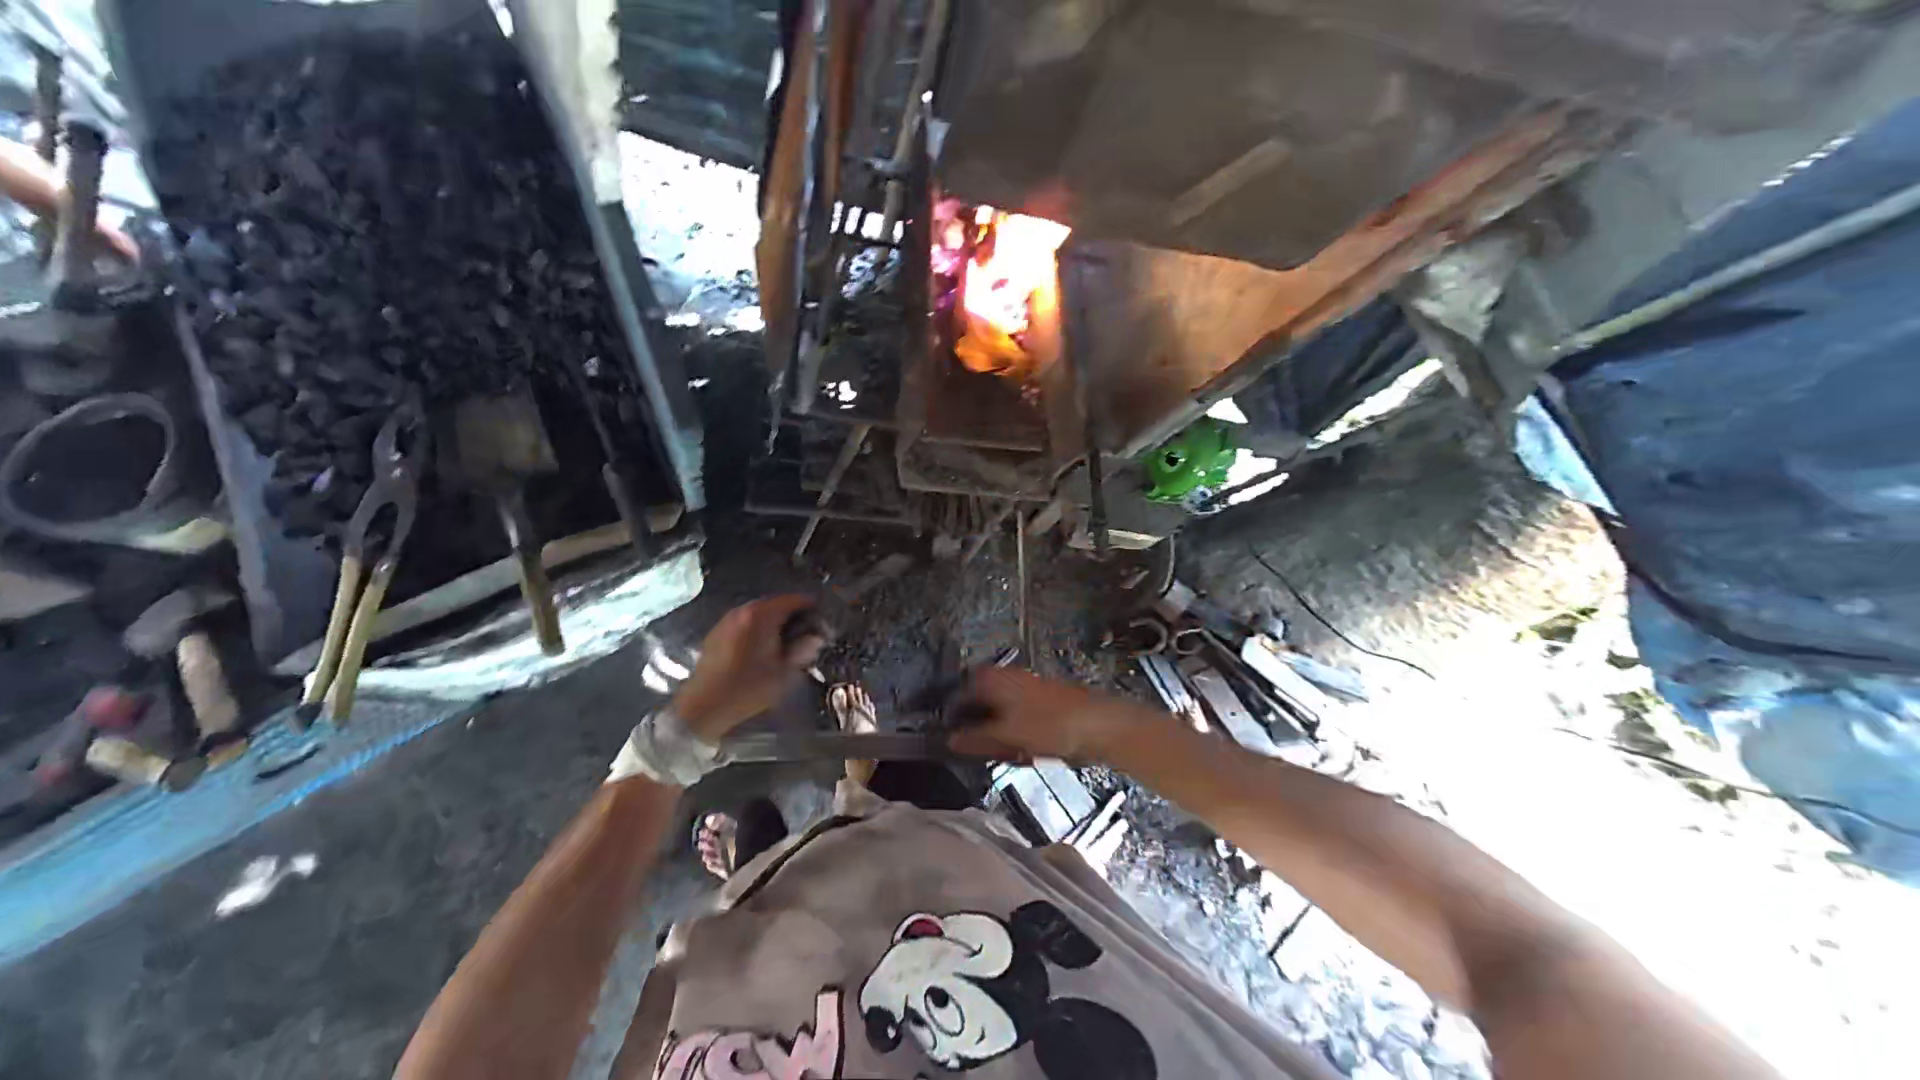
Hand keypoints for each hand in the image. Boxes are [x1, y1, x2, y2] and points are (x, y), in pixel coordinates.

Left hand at [673, 595, 826, 740]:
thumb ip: (803, 650)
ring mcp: (727, 620)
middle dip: (791, 614)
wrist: (703, 706)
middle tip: (805, 630)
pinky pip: (744, 622)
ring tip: (785, 639)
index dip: (809, 606)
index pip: (792, 600)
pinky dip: (757, 628)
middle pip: (774, 604)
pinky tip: (761, 647)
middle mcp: (743, 611)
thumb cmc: (747, 689)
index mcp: (761, 616)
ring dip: (773, 622)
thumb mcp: (784, 673)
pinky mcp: (716, 632)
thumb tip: (816, 638)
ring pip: (758, 613)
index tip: (820, 617)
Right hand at [947, 667, 1159, 763]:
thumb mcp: (1006, 736)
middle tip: (989, 752)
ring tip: (1014, 755)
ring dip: (1002, 738)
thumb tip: (950, 740)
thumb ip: (975, 738)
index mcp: (993, 678)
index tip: (951, 740)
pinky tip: (1030, 753)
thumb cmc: (1050, 725)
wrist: (1100, 725)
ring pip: (1001, 717)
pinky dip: (1019, 738)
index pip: (958, 695)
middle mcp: (1008, 678)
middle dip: (982, 732)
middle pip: (980, 706)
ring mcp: (1027, 689)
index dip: (952, 719)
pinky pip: (1020, 722)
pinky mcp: (1043, 703)